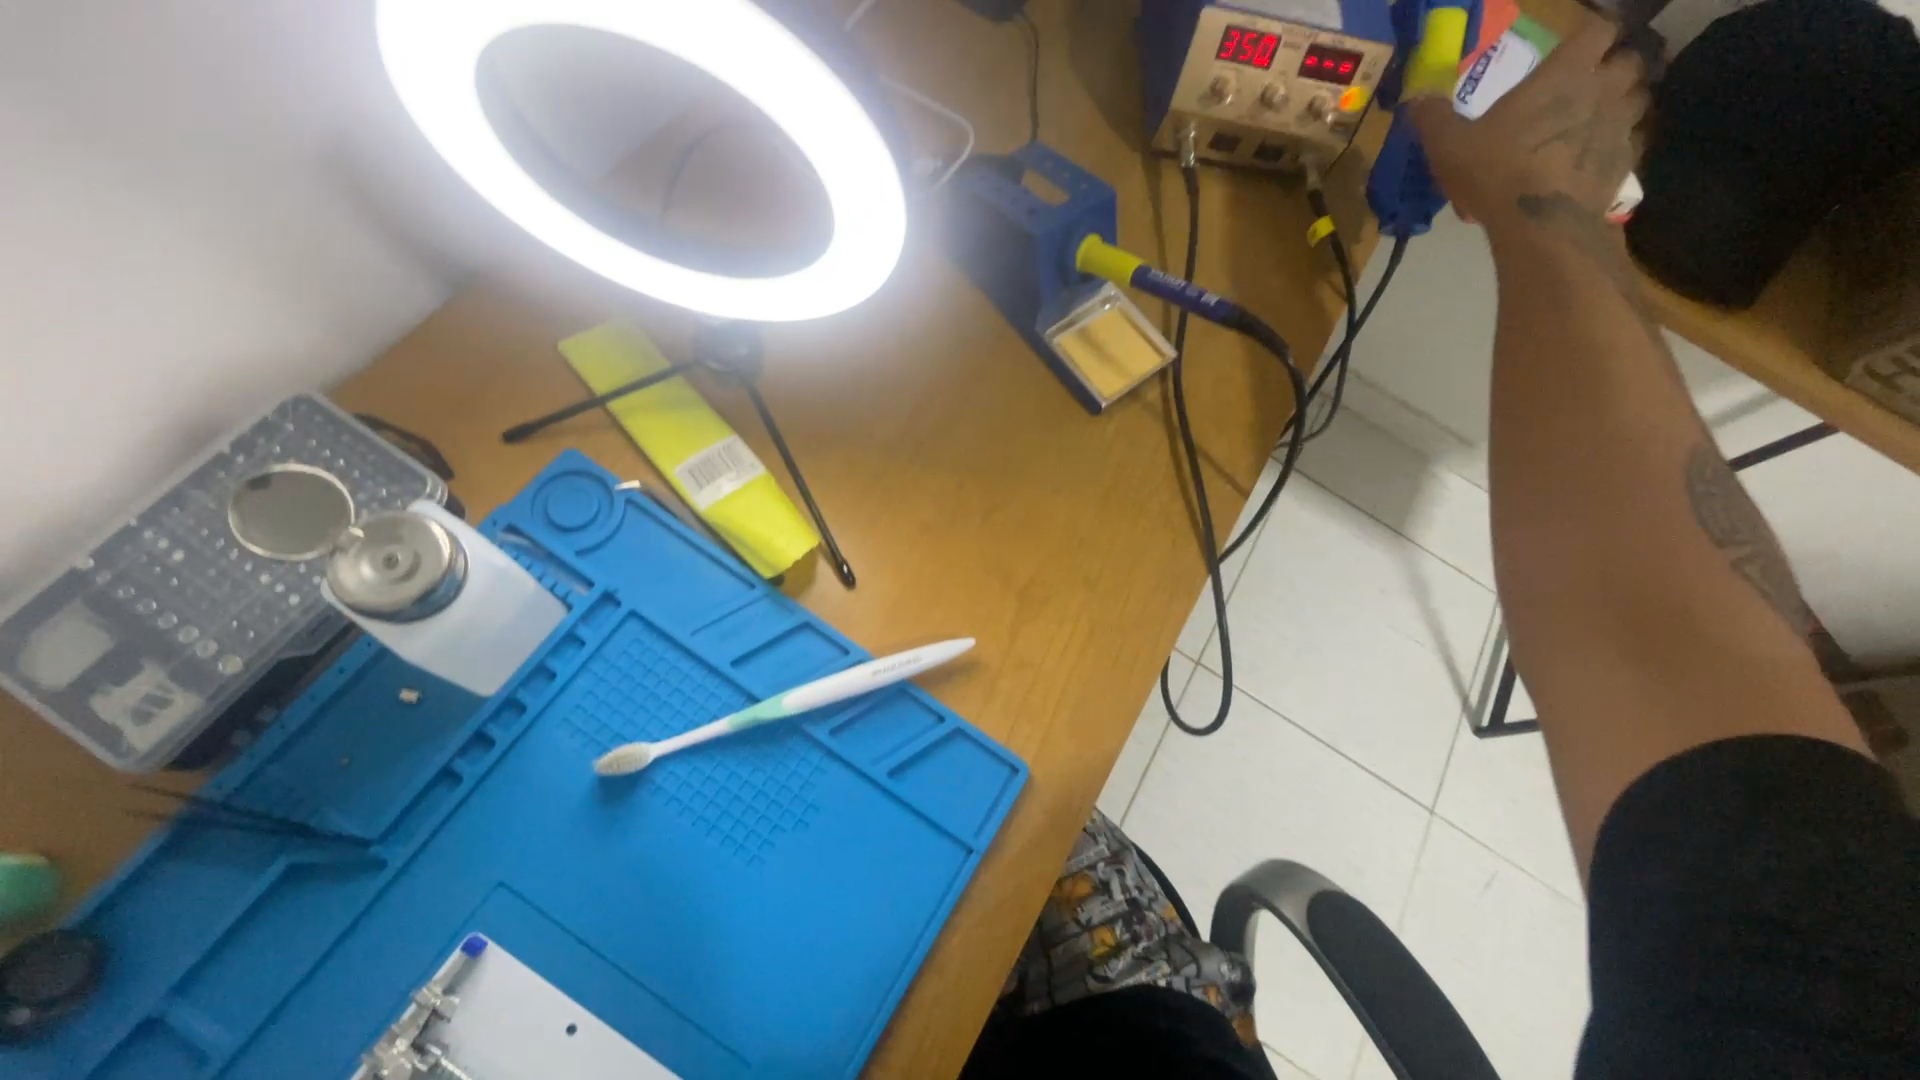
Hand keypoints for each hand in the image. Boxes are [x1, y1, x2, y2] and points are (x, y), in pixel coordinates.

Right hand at [1410, 20, 1647, 236]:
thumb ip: (1434, 118)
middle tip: (1588, 85)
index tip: (1572, 50)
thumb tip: (1416, 99)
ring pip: (1637, 98)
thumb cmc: (1495, 172)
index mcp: (1564, 75)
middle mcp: (1602, 91)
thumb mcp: (1449, 146)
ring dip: (1621, 103)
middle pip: (1629, 60)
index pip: (1598, 31)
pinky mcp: (1624, 162)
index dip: (1588, 36)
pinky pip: (1630, 141)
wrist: (1538, 223)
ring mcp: (1619, 126)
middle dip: (1613, 68)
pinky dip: (1616, 144)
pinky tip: (1592, 160)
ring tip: (1594, 121)